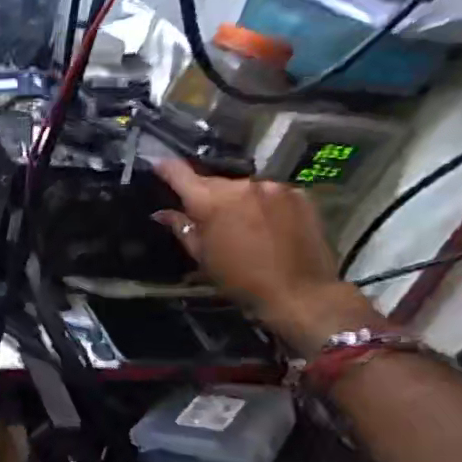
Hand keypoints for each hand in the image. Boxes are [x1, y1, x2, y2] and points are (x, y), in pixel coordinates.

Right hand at [153, 160, 381, 356]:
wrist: (302, 294)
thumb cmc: (243, 281)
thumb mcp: (204, 258)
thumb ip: (182, 228)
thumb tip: (162, 212)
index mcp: (210, 200)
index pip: (179, 172)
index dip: (165, 168)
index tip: (159, 167)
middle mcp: (240, 185)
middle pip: (214, 181)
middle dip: (208, 195)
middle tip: (210, 216)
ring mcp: (271, 186)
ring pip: (244, 187)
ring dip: (239, 200)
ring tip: (245, 223)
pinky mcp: (297, 193)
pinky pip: (271, 192)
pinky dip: (265, 203)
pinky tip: (271, 224)